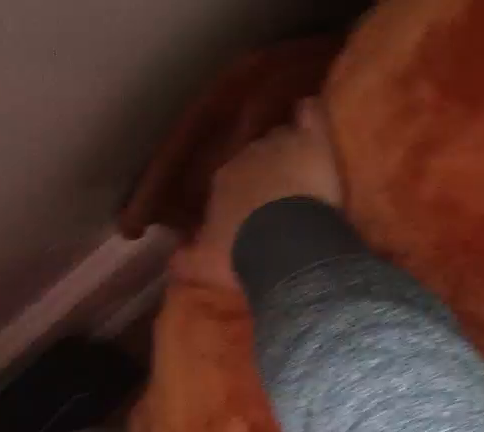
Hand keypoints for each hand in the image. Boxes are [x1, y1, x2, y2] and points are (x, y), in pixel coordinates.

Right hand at [171, 97, 344, 291]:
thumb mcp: (207, 264)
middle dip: (267, 173)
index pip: (230, 182)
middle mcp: (244, 158)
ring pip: (281, 138)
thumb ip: (187, 261)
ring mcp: (277, 147)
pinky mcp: (311, 144)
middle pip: (256, 157)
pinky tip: (313, 114)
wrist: (284, 248)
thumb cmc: (246, 258)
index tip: (257, 214)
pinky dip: (311, 115)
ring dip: (289, 151)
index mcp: (222, 183)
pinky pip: (310, 116)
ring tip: (305, 169)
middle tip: (285, 197)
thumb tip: (170, 262)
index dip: (244, 196)